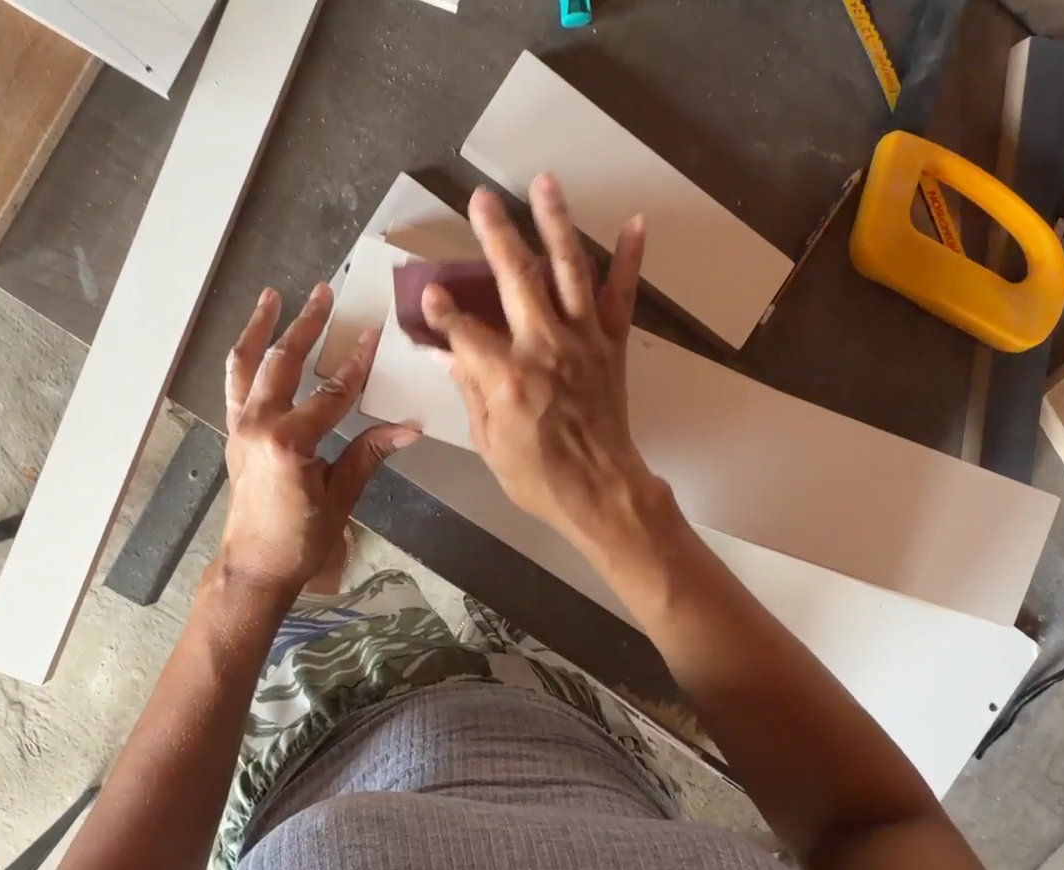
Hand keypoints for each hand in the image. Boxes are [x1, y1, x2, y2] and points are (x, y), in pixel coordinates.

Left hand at [214, 283, 418, 595]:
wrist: (255, 565)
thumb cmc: (301, 539)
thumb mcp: (341, 497)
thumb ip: (369, 454)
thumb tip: (409, 428)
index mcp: (289, 442)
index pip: (332, 392)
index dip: (357, 363)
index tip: (373, 333)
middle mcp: (259, 425)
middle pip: (285, 362)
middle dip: (308, 326)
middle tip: (325, 292)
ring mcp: (241, 426)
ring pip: (248, 365)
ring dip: (261, 328)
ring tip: (272, 296)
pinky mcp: (235, 433)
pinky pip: (237, 385)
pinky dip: (246, 359)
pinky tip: (256, 342)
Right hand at [421, 174, 670, 553]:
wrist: (602, 491)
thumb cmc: (538, 477)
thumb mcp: (489, 441)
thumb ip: (470, 389)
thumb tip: (446, 353)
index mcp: (508, 377)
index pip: (465, 330)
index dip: (443, 311)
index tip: (430, 292)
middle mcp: (546, 348)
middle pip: (517, 279)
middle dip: (496, 235)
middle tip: (481, 199)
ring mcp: (584, 342)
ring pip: (569, 271)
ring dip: (556, 223)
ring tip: (545, 183)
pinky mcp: (611, 346)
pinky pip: (621, 296)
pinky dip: (629, 260)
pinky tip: (633, 223)